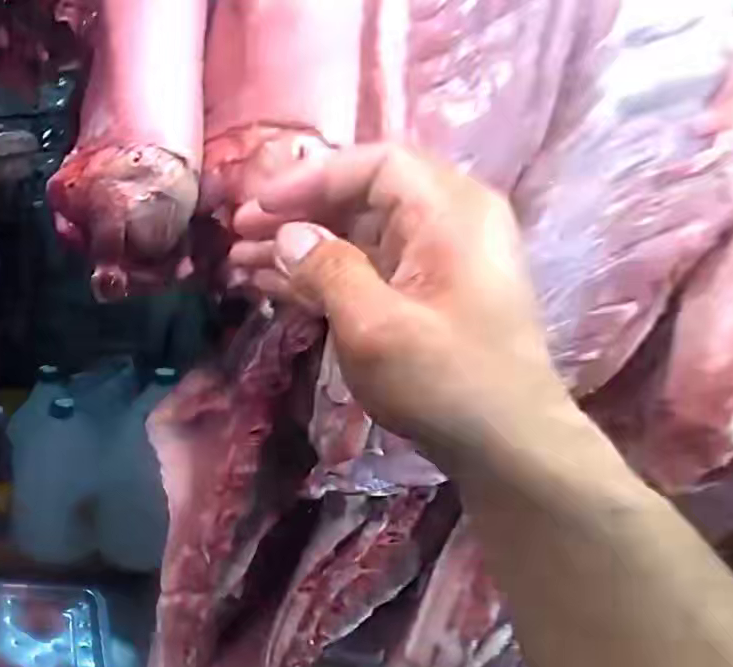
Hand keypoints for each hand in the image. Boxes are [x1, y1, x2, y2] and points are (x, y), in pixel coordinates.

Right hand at [227, 145, 584, 468]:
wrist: (496, 433)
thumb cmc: (440, 377)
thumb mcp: (374, 324)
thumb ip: (329, 271)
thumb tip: (286, 235)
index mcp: (448, 215)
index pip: (376, 167)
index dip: (310, 179)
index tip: (254, 207)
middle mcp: (443, 225)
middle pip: (361, 196)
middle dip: (295, 211)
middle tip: (235, 233)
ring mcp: (427, 262)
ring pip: (351, 235)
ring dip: (294, 244)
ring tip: (237, 259)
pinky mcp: (411, 295)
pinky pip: (355, 268)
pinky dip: (310, 273)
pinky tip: (266, 282)